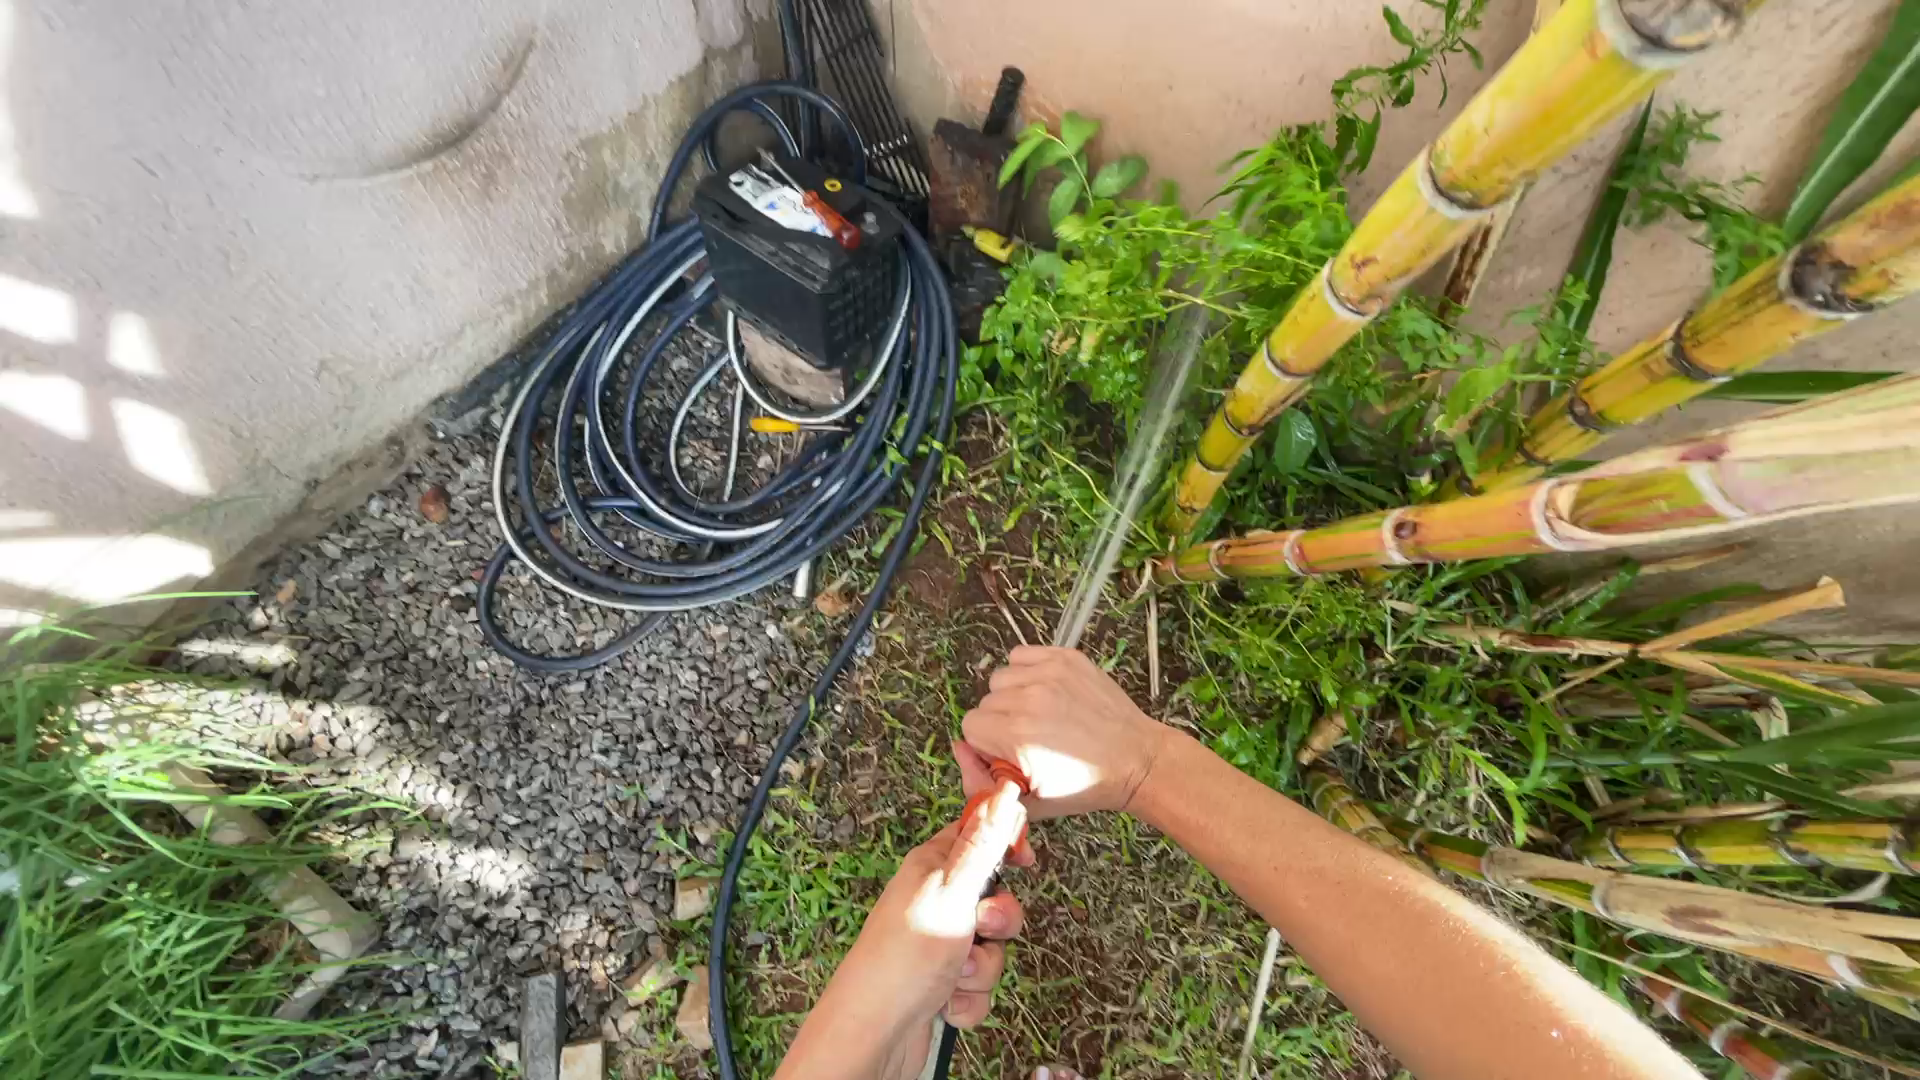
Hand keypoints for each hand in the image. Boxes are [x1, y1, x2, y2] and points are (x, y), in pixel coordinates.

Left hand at [776, 781, 1026, 1079]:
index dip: (1005, 843)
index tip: (1024, 859)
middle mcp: (936, 900)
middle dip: (999, 922)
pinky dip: (968, 1000)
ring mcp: (939, 944)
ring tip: (954, 974)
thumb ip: (982, 846)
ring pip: (991, 947)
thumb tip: (1002, 795)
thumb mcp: (951, 891)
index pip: (977, 834)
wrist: (874, 1037)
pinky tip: (945, 1003)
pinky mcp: (941, 983)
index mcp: (933, 866)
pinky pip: (979, 986)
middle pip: (994, 896)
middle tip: (980, 928)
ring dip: (982, 968)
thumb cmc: (904, 959)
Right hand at [961, 646, 1170, 818]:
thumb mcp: (1030, 803)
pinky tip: (1047, 692)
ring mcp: (1049, 674)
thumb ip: (981, 782)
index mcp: (1017, 736)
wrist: (1135, 759)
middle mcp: (1029, 699)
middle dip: (1000, 721)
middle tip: (1029, 736)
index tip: (1010, 752)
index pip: (970, 726)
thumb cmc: (1084, 786)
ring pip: (1001, 678)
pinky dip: (1027, 671)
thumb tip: (959, 750)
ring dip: (1013, 695)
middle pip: (985, 702)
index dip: (988, 744)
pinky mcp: (1064, 658)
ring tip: (1040, 713)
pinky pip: (1021, 655)